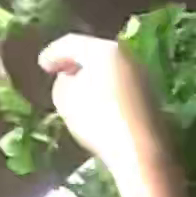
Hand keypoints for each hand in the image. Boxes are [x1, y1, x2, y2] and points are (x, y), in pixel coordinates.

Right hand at [37, 33, 166, 172]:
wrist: (141, 152)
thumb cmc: (98, 120)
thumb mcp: (65, 99)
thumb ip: (62, 82)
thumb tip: (70, 79)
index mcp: (105, 49)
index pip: (73, 44)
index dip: (53, 54)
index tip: (43, 66)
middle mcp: (129, 58)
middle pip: (96, 55)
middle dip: (78, 65)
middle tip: (61, 74)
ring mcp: (144, 79)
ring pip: (112, 72)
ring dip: (95, 79)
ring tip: (79, 92)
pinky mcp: (152, 101)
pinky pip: (124, 90)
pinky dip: (110, 93)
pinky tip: (101, 107)